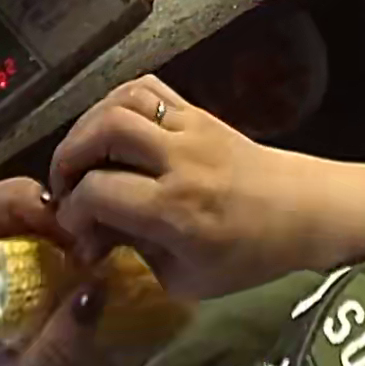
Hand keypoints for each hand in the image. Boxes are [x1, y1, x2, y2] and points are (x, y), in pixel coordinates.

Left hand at [0, 179, 101, 365]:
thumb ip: (58, 341)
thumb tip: (100, 280)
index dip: (13, 198)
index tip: (56, 214)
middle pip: (7, 210)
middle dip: (48, 207)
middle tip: (86, 227)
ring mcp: (1, 288)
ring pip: (28, 231)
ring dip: (63, 228)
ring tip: (95, 244)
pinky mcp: (23, 304)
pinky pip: (46, 260)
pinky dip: (70, 254)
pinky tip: (94, 270)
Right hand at [49, 76, 321, 298]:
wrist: (300, 207)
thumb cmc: (247, 253)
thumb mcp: (187, 278)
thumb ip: (134, 252)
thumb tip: (93, 230)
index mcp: (176, 208)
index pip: (101, 191)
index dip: (73, 208)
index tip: (71, 224)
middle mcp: (178, 158)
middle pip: (107, 129)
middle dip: (70, 152)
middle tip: (64, 179)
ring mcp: (189, 126)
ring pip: (124, 99)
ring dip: (90, 121)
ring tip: (83, 149)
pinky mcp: (197, 109)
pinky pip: (149, 87)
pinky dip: (119, 98)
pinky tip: (111, 122)